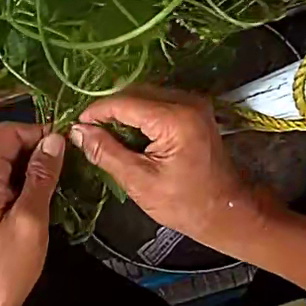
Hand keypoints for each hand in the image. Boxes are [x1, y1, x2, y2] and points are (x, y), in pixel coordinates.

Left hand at [0, 122, 65, 305]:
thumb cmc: (6, 268)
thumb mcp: (31, 219)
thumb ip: (41, 176)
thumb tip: (55, 139)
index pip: (7, 132)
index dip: (37, 131)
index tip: (67, 145)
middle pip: (4, 145)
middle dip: (36, 146)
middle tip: (69, 162)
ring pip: (5, 162)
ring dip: (32, 164)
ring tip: (62, 177)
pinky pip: (2, 180)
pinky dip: (23, 180)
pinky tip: (44, 193)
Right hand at [68, 88, 276, 259]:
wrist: (229, 212)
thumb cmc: (186, 204)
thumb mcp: (139, 181)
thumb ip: (106, 152)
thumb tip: (77, 131)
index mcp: (174, 119)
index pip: (123, 102)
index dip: (95, 112)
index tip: (75, 125)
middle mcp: (185, 102)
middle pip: (133, 93)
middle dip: (107, 110)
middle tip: (86, 130)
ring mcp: (192, 103)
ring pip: (143, 94)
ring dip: (121, 110)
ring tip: (101, 131)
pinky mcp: (193, 110)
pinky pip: (156, 101)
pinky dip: (137, 113)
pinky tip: (125, 132)